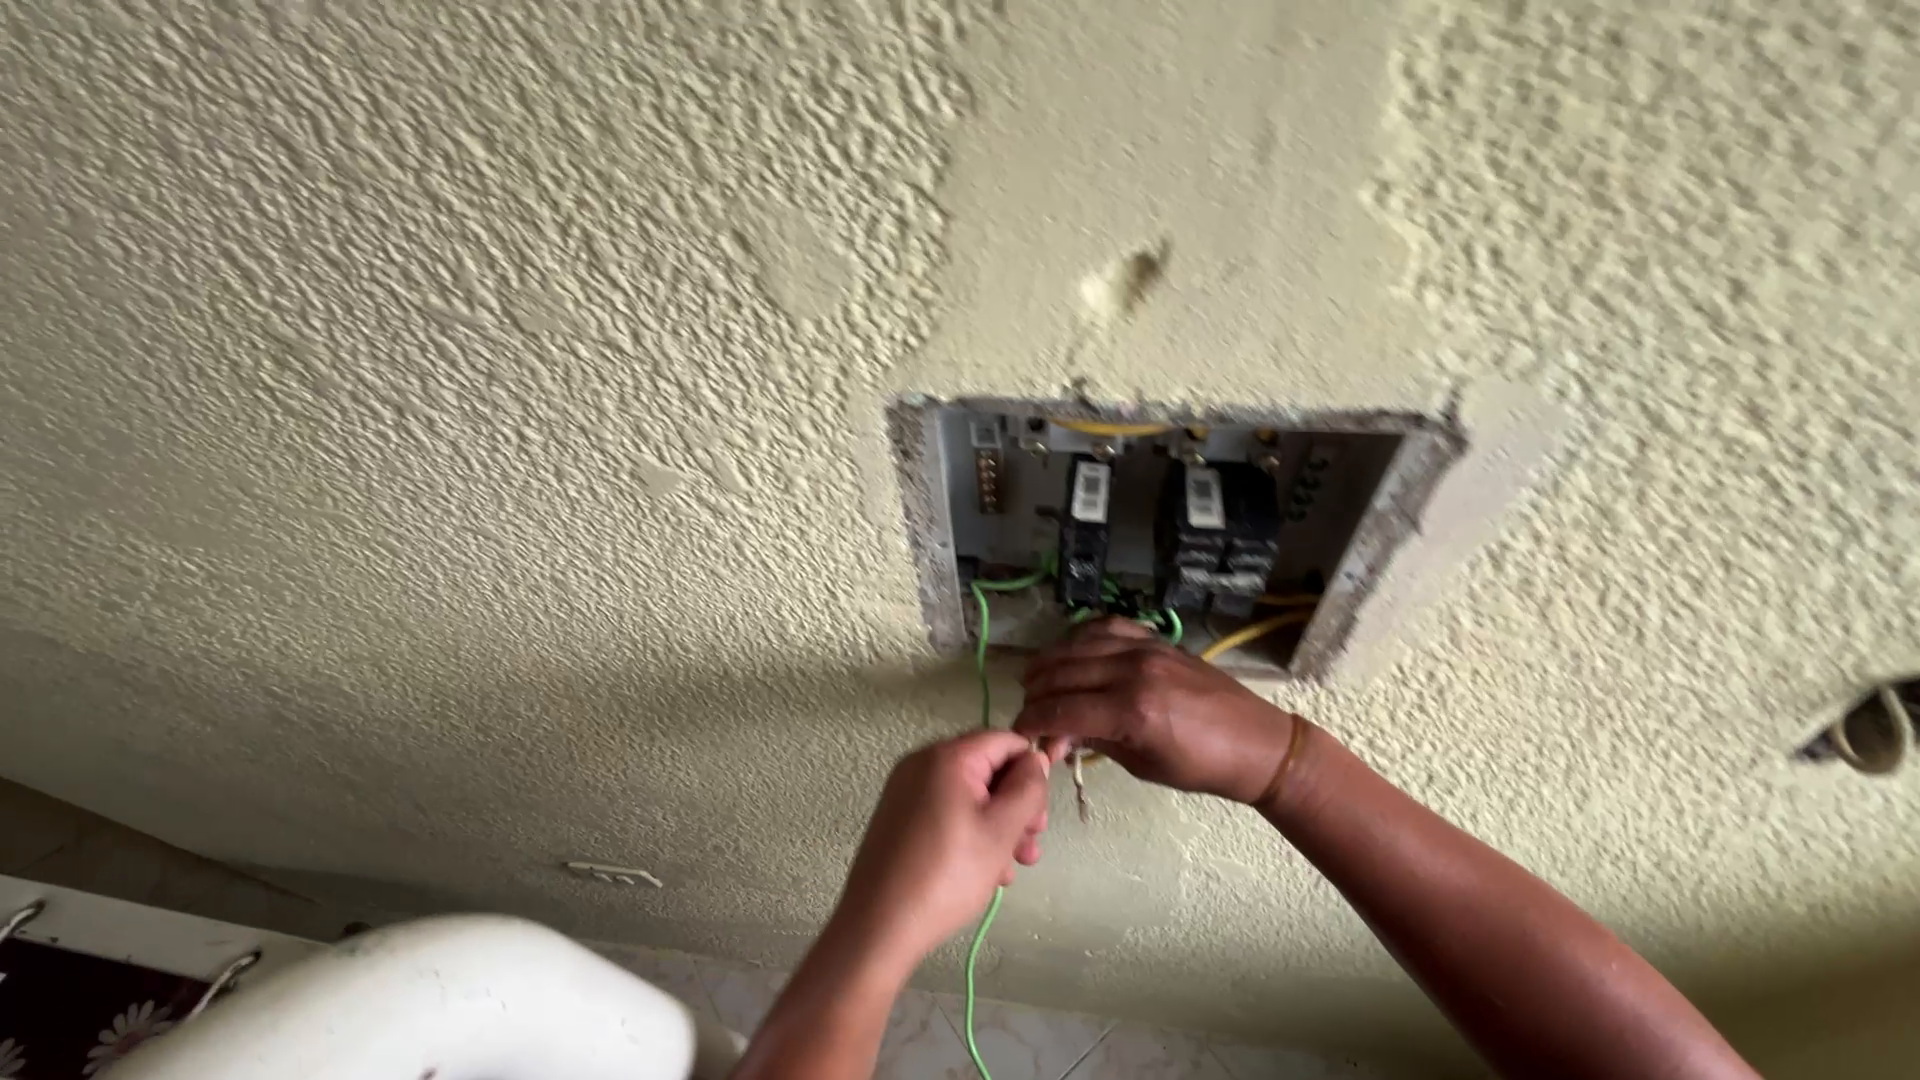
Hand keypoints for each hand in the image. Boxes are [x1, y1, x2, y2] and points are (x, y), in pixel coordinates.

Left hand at [829, 731, 1051, 968]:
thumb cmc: (947, 875)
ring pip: (969, 794)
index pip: (1005, 741)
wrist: (878, 926)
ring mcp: (906, 789)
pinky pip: (947, 810)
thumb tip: (1036, 760)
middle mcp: (922, 763)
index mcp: (947, 756)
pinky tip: (985, 870)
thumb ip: (1028, 788)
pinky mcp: (899, 816)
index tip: (1040, 816)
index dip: (1031, 772)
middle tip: (1031, 846)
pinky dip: (971, 831)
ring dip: (999, 825)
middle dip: (1017, 805)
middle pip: (987, 768)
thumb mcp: (1001, 831)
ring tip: (1011, 868)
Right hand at [1013, 618, 1302, 805]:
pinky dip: (1082, 637)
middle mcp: (1133, 671)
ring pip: (1078, 644)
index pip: (1062, 709)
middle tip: (1028, 711)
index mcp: (1131, 711)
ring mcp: (1146, 649)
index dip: (1032, 720)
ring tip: (1036, 679)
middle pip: (1062, 673)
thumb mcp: (1141, 764)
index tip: (1019, 732)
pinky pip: (1108, 627)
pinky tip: (1071, 651)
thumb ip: (1094, 742)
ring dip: (1050, 661)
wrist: (1255, 742)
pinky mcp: (1156, 639)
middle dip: (1035, 693)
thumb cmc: (1200, 767)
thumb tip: (1054, 738)